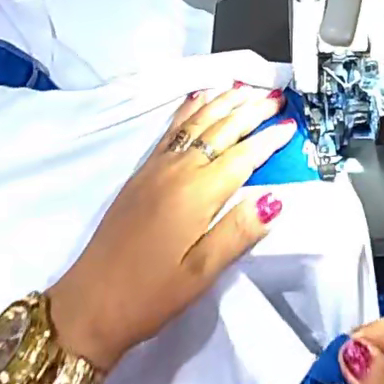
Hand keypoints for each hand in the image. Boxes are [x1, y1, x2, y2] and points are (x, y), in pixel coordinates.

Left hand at [46, 85, 296, 368]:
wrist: (94, 295)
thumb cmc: (152, 292)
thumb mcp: (202, 273)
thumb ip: (238, 232)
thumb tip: (274, 199)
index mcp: (197, 194)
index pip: (241, 157)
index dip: (267, 139)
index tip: (289, 123)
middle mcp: (177, 169)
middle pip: (219, 130)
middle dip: (248, 110)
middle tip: (273, 95)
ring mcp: (157, 165)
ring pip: (196, 123)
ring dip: (221, 103)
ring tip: (243, 88)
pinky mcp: (143, 170)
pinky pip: (172, 129)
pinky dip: (189, 110)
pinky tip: (198, 100)